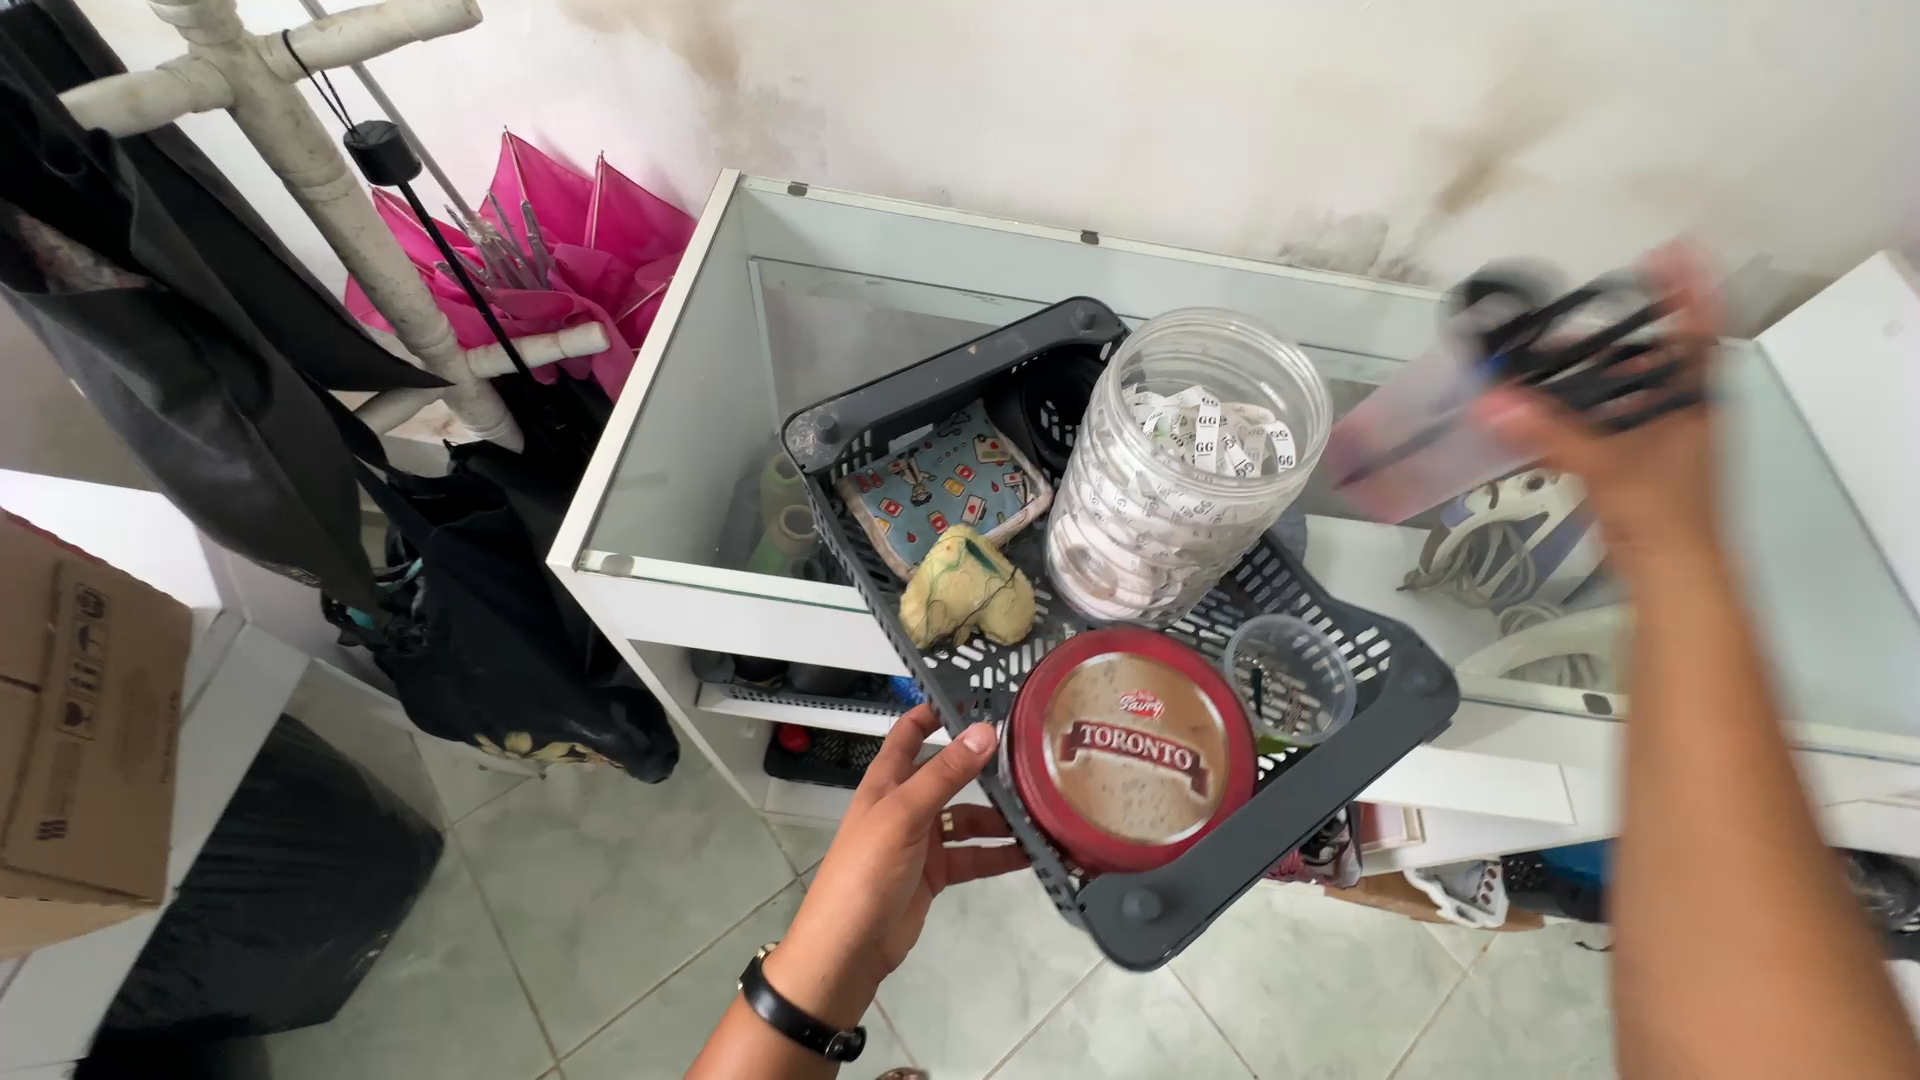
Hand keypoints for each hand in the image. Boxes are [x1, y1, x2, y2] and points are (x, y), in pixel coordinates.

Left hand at [766, 707, 1028, 1025]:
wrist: (848, 949)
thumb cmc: (867, 869)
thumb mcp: (905, 814)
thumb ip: (946, 773)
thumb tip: (985, 730)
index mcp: (888, 780)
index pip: (910, 731)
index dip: (935, 711)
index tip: (975, 697)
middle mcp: (906, 802)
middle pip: (949, 773)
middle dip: (983, 766)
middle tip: (1029, 754)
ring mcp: (922, 839)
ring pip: (968, 816)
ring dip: (999, 816)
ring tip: (1040, 809)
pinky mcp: (936, 872)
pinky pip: (973, 855)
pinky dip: (999, 854)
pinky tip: (1031, 852)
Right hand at [1474, 239, 1725, 581]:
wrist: (1669, 571)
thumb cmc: (1663, 512)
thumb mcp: (1606, 464)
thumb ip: (1544, 432)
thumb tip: (1489, 400)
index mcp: (1693, 400)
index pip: (1697, 330)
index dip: (1686, 288)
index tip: (1668, 251)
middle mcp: (1674, 412)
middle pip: (1640, 361)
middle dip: (1601, 340)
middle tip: (1558, 322)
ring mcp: (1647, 440)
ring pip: (1607, 397)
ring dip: (1569, 383)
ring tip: (1526, 366)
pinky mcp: (1620, 465)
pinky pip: (1585, 430)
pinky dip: (1555, 423)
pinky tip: (1522, 418)